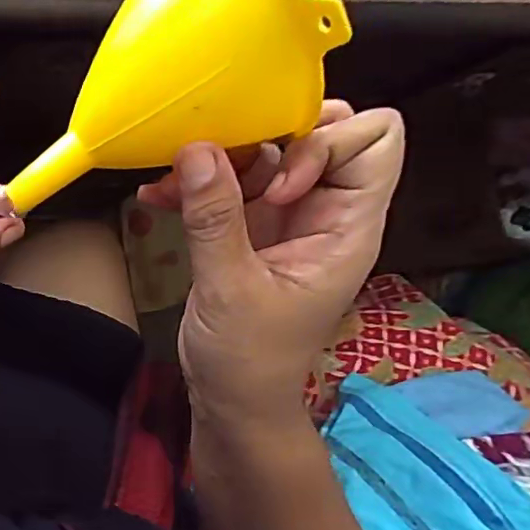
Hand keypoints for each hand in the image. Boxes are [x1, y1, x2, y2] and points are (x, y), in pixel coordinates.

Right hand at [138, 103, 404, 421]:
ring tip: (174, 183)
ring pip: (265, 153)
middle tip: (223, 164)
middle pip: (320, 132)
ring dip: (218, 160)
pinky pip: (226, 186)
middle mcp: (320, 210)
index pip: (372, 141)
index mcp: (345, 225)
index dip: (322, 145)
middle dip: (267, 137)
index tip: (272, 188)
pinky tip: (158, 197)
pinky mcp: (245, 229)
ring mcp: (281, 218)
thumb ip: (215, 219)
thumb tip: (196, 151)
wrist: (231, 397)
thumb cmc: (248, 356)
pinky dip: (194, 185)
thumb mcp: (231, 288)